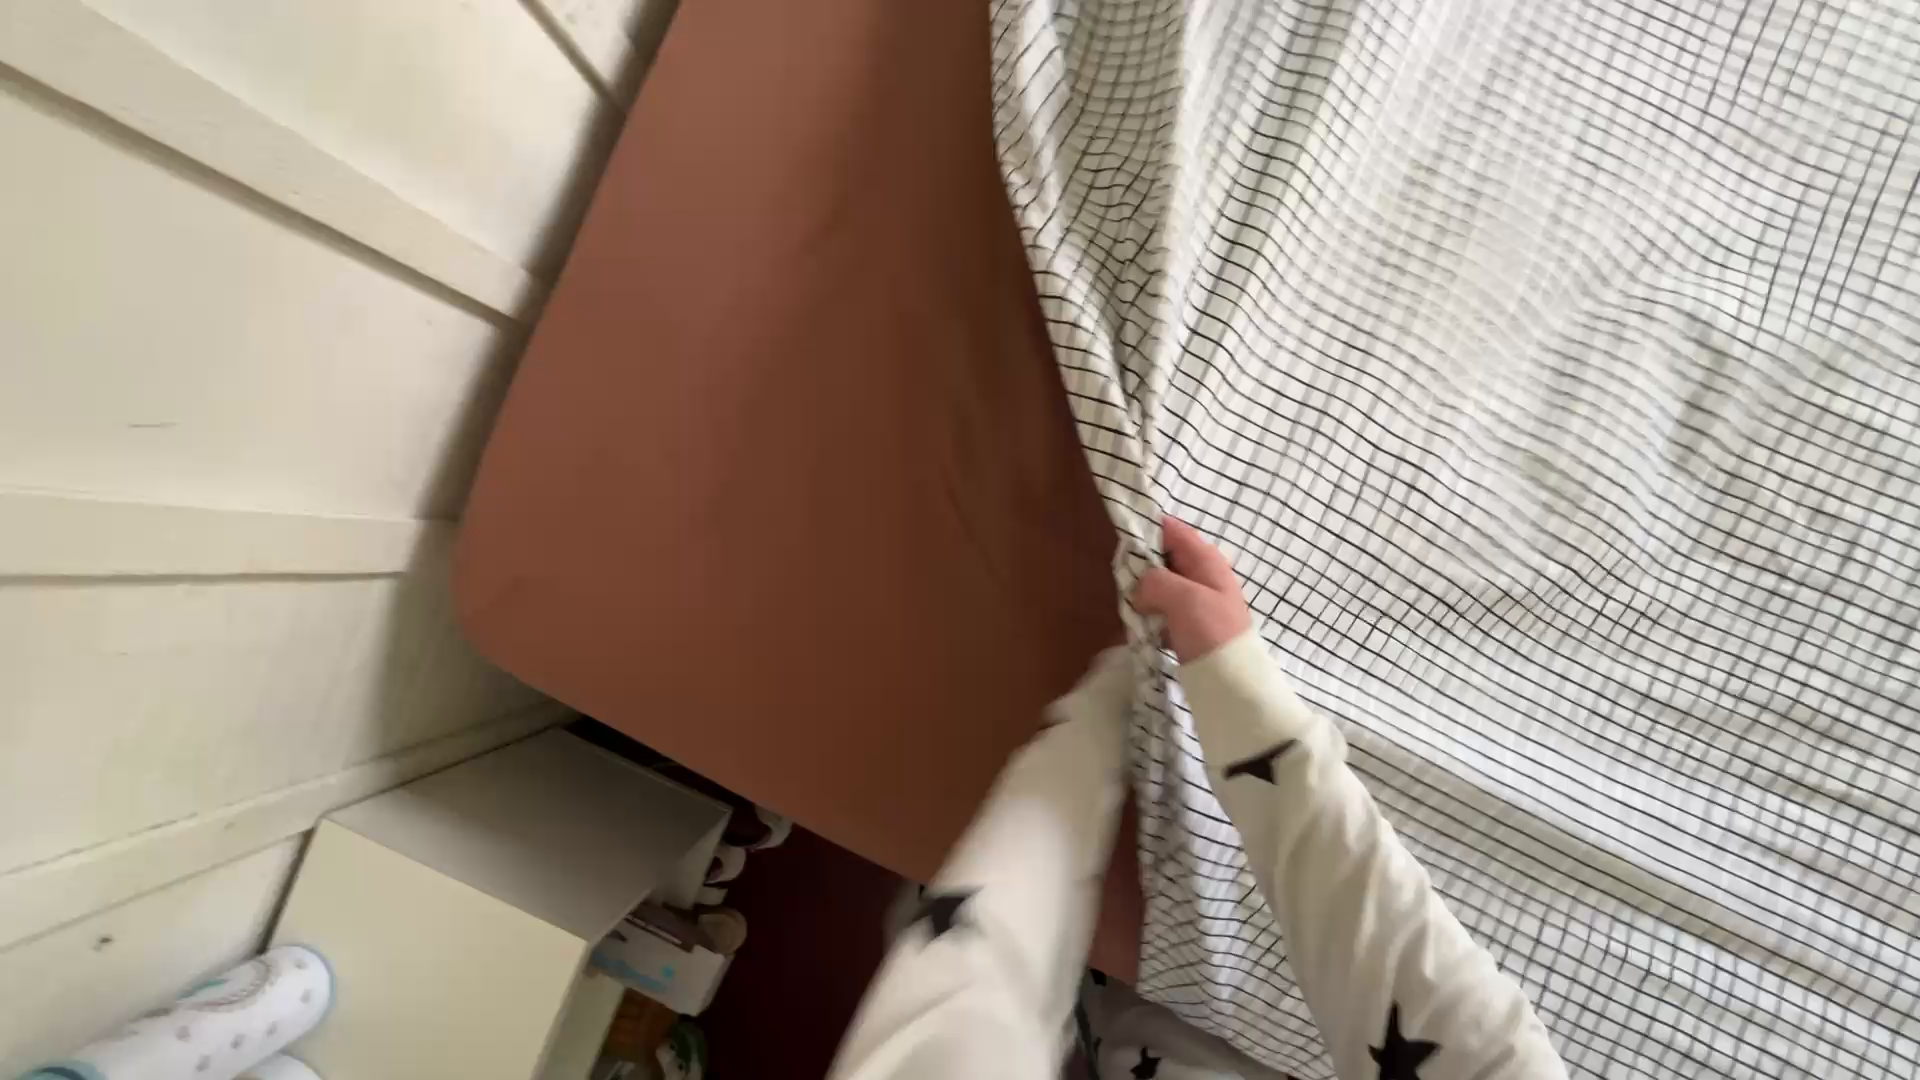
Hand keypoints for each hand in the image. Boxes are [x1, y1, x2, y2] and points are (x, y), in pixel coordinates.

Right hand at [1131, 516, 1253, 661]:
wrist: (1230, 678)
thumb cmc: (1211, 631)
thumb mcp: (1183, 597)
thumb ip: (1155, 581)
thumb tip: (1138, 589)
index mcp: (1204, 559)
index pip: (1170, 529)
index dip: (1145, 529)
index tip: (1120, 540)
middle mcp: (1200, 572)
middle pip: (1161, 555)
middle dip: (1139, 566)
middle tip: (1124, 581)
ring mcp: (1193, 598)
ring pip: (1156, 583)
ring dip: (1142, 593)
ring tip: (1132, 606)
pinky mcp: (1186, 620)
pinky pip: (1159, 606)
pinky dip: (1148, 612)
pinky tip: (1141, 624)